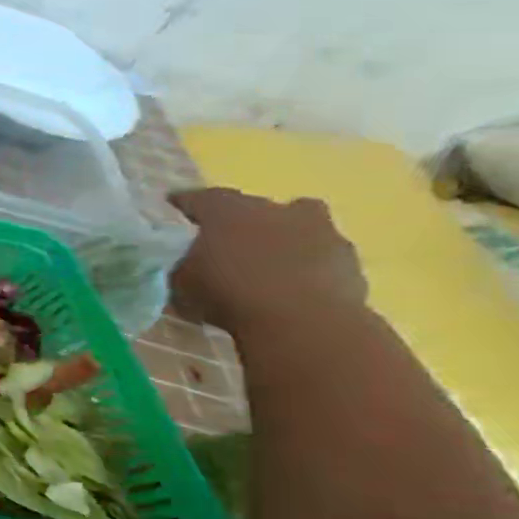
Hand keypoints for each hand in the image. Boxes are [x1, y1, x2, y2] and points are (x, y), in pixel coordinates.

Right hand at [169, 188, 366, 334]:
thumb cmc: (227, 295)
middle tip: (220, 243)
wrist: (302, 320)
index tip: (171, 214)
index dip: (183, 206)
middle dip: (236, 222)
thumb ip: (178, 262)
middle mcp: (274, 208)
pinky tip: (288, 286)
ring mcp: (319, 229)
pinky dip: (302, 263)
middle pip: (252, 208)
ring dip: (277, 239)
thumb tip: (177, 258)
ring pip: (292, 225)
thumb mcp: (178, 282)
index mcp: (228, 210)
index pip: (198, 198)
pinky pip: (316, 252)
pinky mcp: (347, 255)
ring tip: (260, 265)